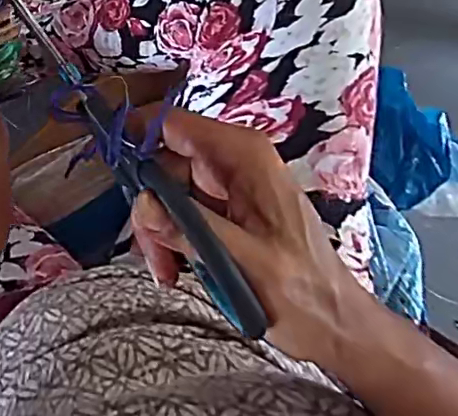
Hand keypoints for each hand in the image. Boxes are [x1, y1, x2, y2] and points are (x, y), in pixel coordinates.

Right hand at [128, 109, 379, 366]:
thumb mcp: (248, 264)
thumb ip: (191, 229)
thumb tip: (143, 205)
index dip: (134, 136)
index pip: (171, 123)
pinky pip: (176, 206)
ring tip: (165, 268)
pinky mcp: (218, 204)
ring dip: (156, 227)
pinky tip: (174, 266)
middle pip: (159, 161)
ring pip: (162, 187)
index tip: (112, 164)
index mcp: (243, 155)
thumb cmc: (309, 298)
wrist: (344, 335)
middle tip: (150, 248)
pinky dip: (168, 235)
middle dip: (149, 205)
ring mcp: (223, 181)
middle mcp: (230, 159)